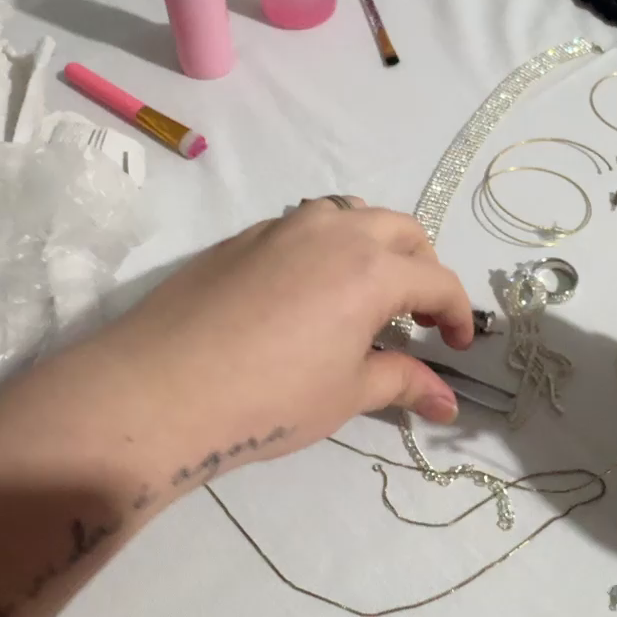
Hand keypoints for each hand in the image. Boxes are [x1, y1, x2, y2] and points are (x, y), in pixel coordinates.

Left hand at [18, 197, 474, 492]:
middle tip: (416, 317)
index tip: (458, 347)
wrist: (157, 389)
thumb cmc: (268, 398)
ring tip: (362, 294)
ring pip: (350, 215)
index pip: (438, 281)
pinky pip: (303, 226)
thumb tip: (447, 402)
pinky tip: (305, 293)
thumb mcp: (346, 394)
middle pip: (402, 231)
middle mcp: (335, 231)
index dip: (458, 314)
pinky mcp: (242, 236)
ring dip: (373, 246)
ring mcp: (283, 226)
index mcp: (373, 268)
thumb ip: (403, 383)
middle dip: (422, 269)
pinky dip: (326, 247)